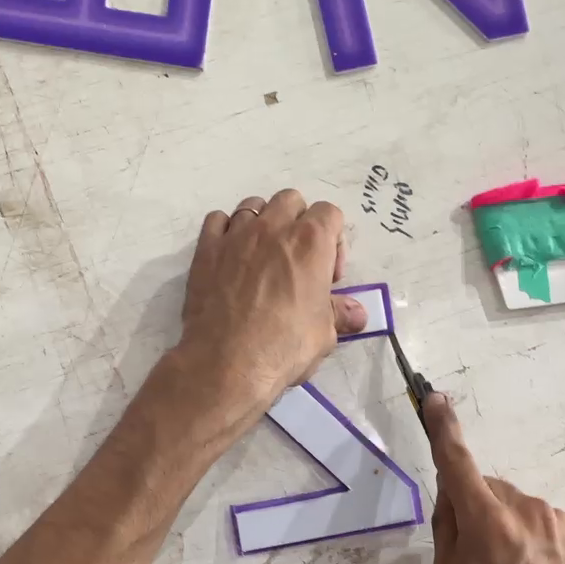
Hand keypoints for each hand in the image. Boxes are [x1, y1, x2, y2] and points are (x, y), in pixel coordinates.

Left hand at [177, 190, 367, 411]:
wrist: (227, 363)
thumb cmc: (284, 347)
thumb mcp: (323, 334)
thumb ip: (339, 314)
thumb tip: (358, 314)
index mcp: (310, 242)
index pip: (330, 213)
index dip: (334, 241)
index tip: (328, 275)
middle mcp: (273, 227)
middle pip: (291, 201)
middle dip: (298, 223)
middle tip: (297, 261)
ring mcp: (236, 235)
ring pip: (254, 205)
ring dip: (264, 223)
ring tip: (263, 257)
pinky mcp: (206, 249)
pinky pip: (218, 220)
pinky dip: (227, 231)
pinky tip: (231, 257)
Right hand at [424, 393, 564, 563]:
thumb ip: (448, 529)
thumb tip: (453, 496)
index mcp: (487, 521)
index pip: (457, 463)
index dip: (443, 429)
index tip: (434, 399)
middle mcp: (524, 508)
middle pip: (486, 491)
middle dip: (476, 512)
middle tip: (475, 561)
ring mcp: (556, 519)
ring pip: (514, 509)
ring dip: (504, 529)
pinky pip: (539, 524)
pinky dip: (529, 541)